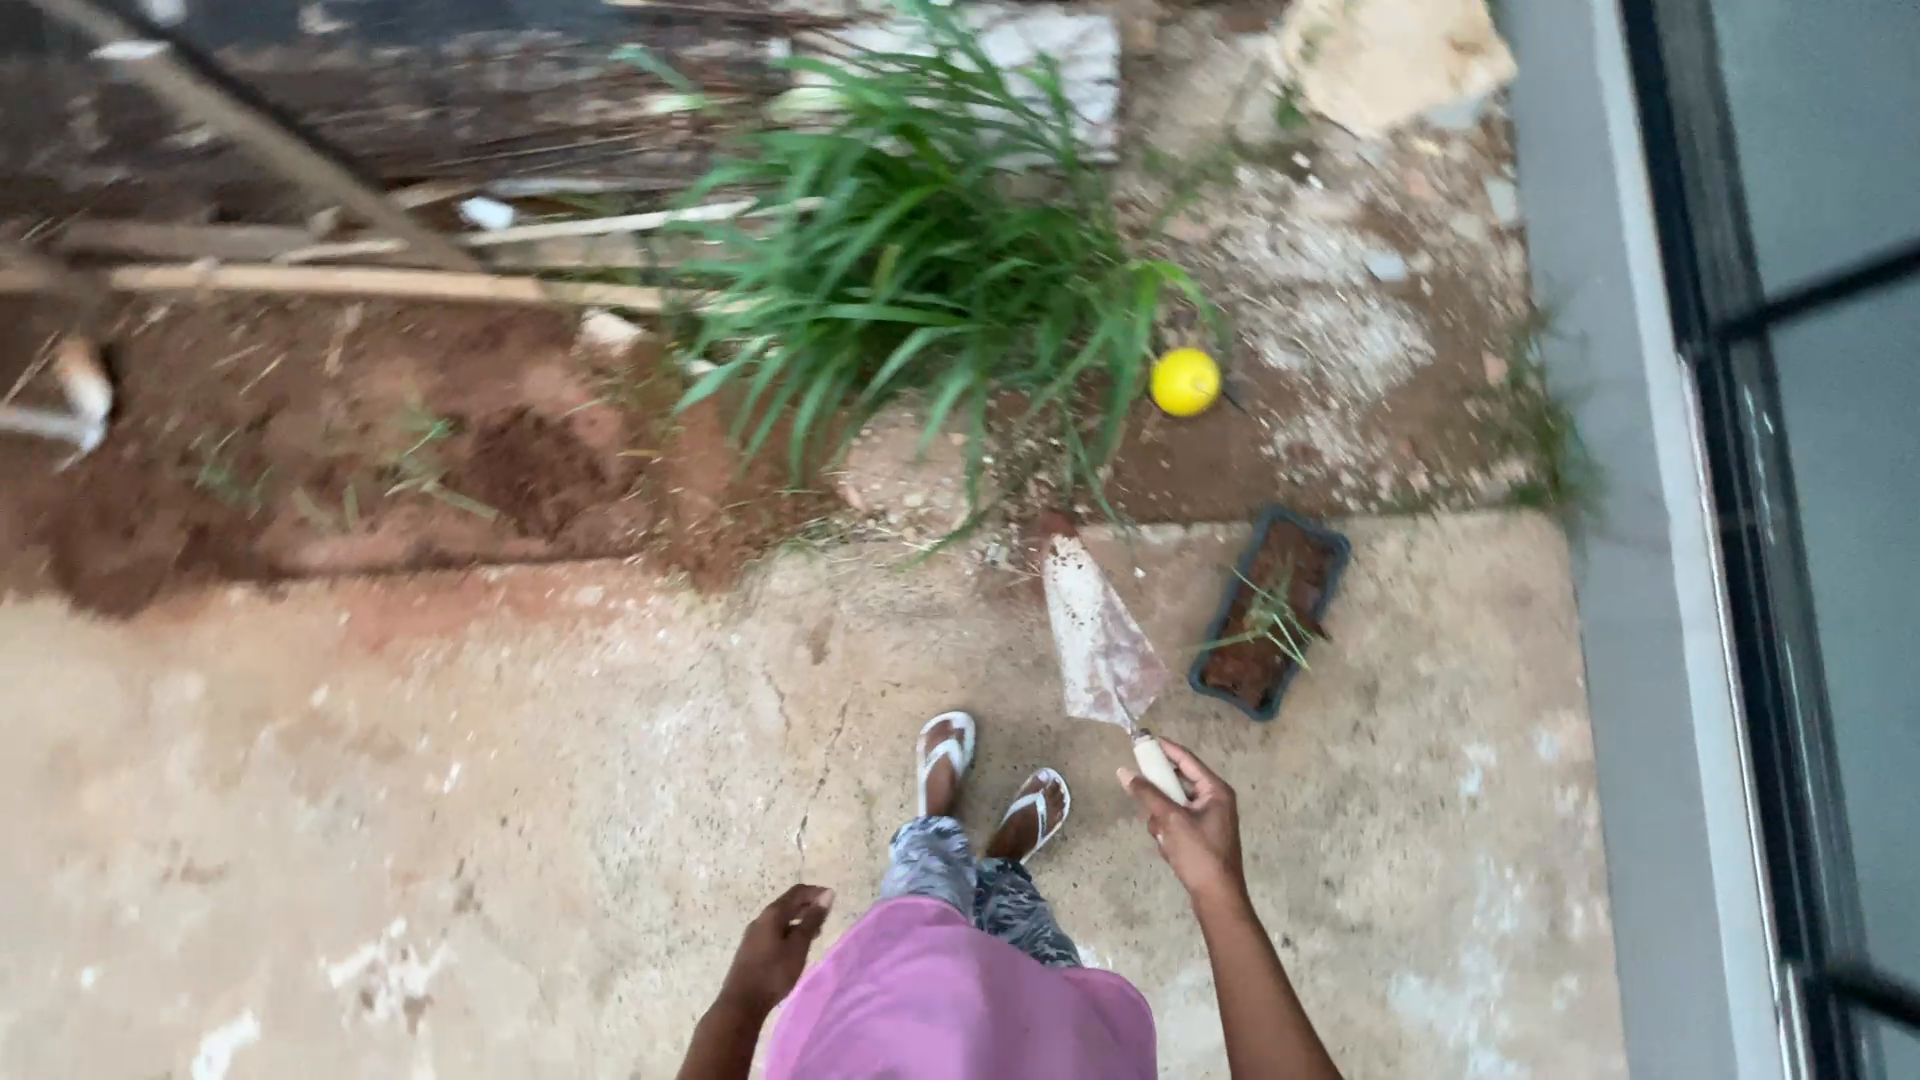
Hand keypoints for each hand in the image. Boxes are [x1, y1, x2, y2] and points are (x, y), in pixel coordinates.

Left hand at [716, 884, 834, 1014]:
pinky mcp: (751, 949)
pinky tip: (795, 949)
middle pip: (788, 904)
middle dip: (808, 907)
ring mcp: (753, 935)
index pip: (797, 892)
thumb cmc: (774, 973)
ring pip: (781, 920)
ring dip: (799, 921)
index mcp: (772, 914)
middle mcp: (761, 919)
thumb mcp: (798, 945)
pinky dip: (789, 933)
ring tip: (814, 934)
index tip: (832, 900)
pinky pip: (774, 932)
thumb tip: (827, 895)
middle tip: (825, 919)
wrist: (740, 1005)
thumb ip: (813, 920)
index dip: (816, 892)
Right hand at [1118, 740, 1245, 906]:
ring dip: (1161, 817)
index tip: (1143, 739)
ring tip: (1162, 834)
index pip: (1186, 759)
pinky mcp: (1200, 835)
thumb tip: (1124, 772)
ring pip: (1172, 804)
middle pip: (1177, 782)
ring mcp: (1208, 819)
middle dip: (1159, 793)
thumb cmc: (1199, 854)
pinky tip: (1168, 847)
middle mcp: (1214, 800)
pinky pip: (1176, 821)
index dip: (1164, 748)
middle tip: (1141, 791)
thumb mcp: (1170, 819)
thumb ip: (1147, 793)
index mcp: (1215, 790)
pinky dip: (1167, 831)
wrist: (1217, 897)